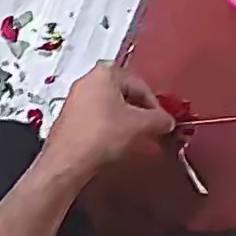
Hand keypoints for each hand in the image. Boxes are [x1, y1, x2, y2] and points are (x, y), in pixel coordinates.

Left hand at [42, 63, 175, 179]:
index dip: (155, 105)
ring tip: (136, 136)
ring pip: (111, 105)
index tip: (162, 121)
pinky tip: (116, 141)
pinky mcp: (69, 117)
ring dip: (126, 119)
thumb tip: (168, 121)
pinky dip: (110, 125)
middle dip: (140, 111)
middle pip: (124, 93)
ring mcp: (76, 98)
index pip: (140, 85)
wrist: (67, 161)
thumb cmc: (103, 135)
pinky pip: (97, 116)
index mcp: (105, 73)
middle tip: (151, 128)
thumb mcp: (139, 125)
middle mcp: (87, 80)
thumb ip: (159, 119)